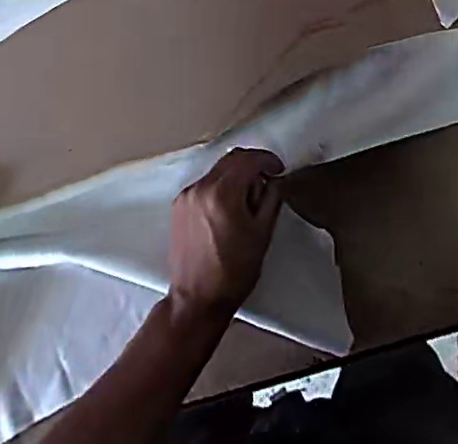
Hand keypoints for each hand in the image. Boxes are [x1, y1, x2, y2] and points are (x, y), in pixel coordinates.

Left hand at [168, 148, 283, 318]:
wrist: (198, 300)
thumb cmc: (233, 272)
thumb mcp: (263, 233)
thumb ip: (271, 198)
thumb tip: (274, 181)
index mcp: (222, 193)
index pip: (248, 159)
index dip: (267, 160)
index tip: (278, 169)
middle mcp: (200, 188)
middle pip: (231, 159)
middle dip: (252, 164)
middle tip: (267, 179)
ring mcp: (187, 196)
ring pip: (218, 170)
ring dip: (236, 175)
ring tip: (248, 199)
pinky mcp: (179, 206)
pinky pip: (205, 183)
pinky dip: (221, 186)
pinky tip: (229, 207)